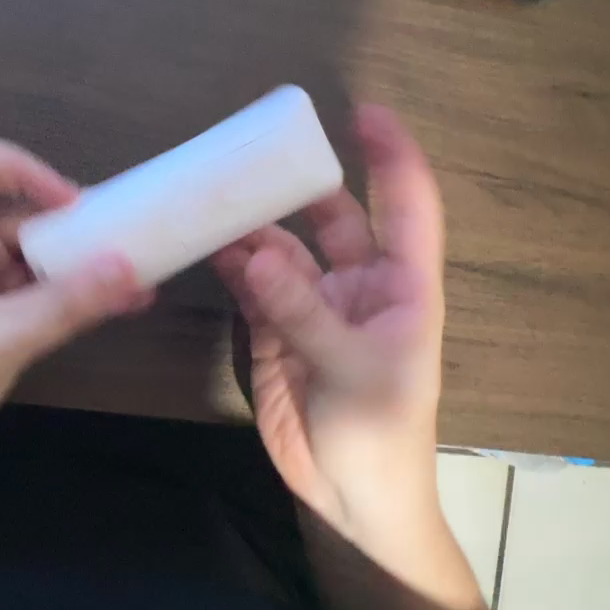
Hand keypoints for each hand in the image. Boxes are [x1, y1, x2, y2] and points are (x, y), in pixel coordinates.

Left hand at [0, 132, 154, 471]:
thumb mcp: (3, 340)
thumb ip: (65, 304)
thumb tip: (128, 267)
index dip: (23, 168)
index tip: (70, 206)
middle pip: (22, 210)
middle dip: (74, 223)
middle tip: (127, 239)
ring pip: (40, 252)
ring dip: (84, 261)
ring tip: (138, 275)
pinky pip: (44, 288)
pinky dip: (79, 292)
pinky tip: (123, 302)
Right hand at [211, 104, 444, 533]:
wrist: (349, 495)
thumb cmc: (380, 432)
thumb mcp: (354, 369)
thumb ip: (303, 311)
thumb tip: (253, 254)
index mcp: (403, 287)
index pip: (407, 207)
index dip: (392, 157)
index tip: (362, 114)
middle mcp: (359, 285)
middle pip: (331, 218)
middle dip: (297, 186)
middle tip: (252, 154)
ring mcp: (312, 306)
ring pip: (281, 250)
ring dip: (251, 227)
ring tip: (210, 198)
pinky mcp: (273, 329)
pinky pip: (250, 285)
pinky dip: (229, 264)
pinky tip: (202, 243)